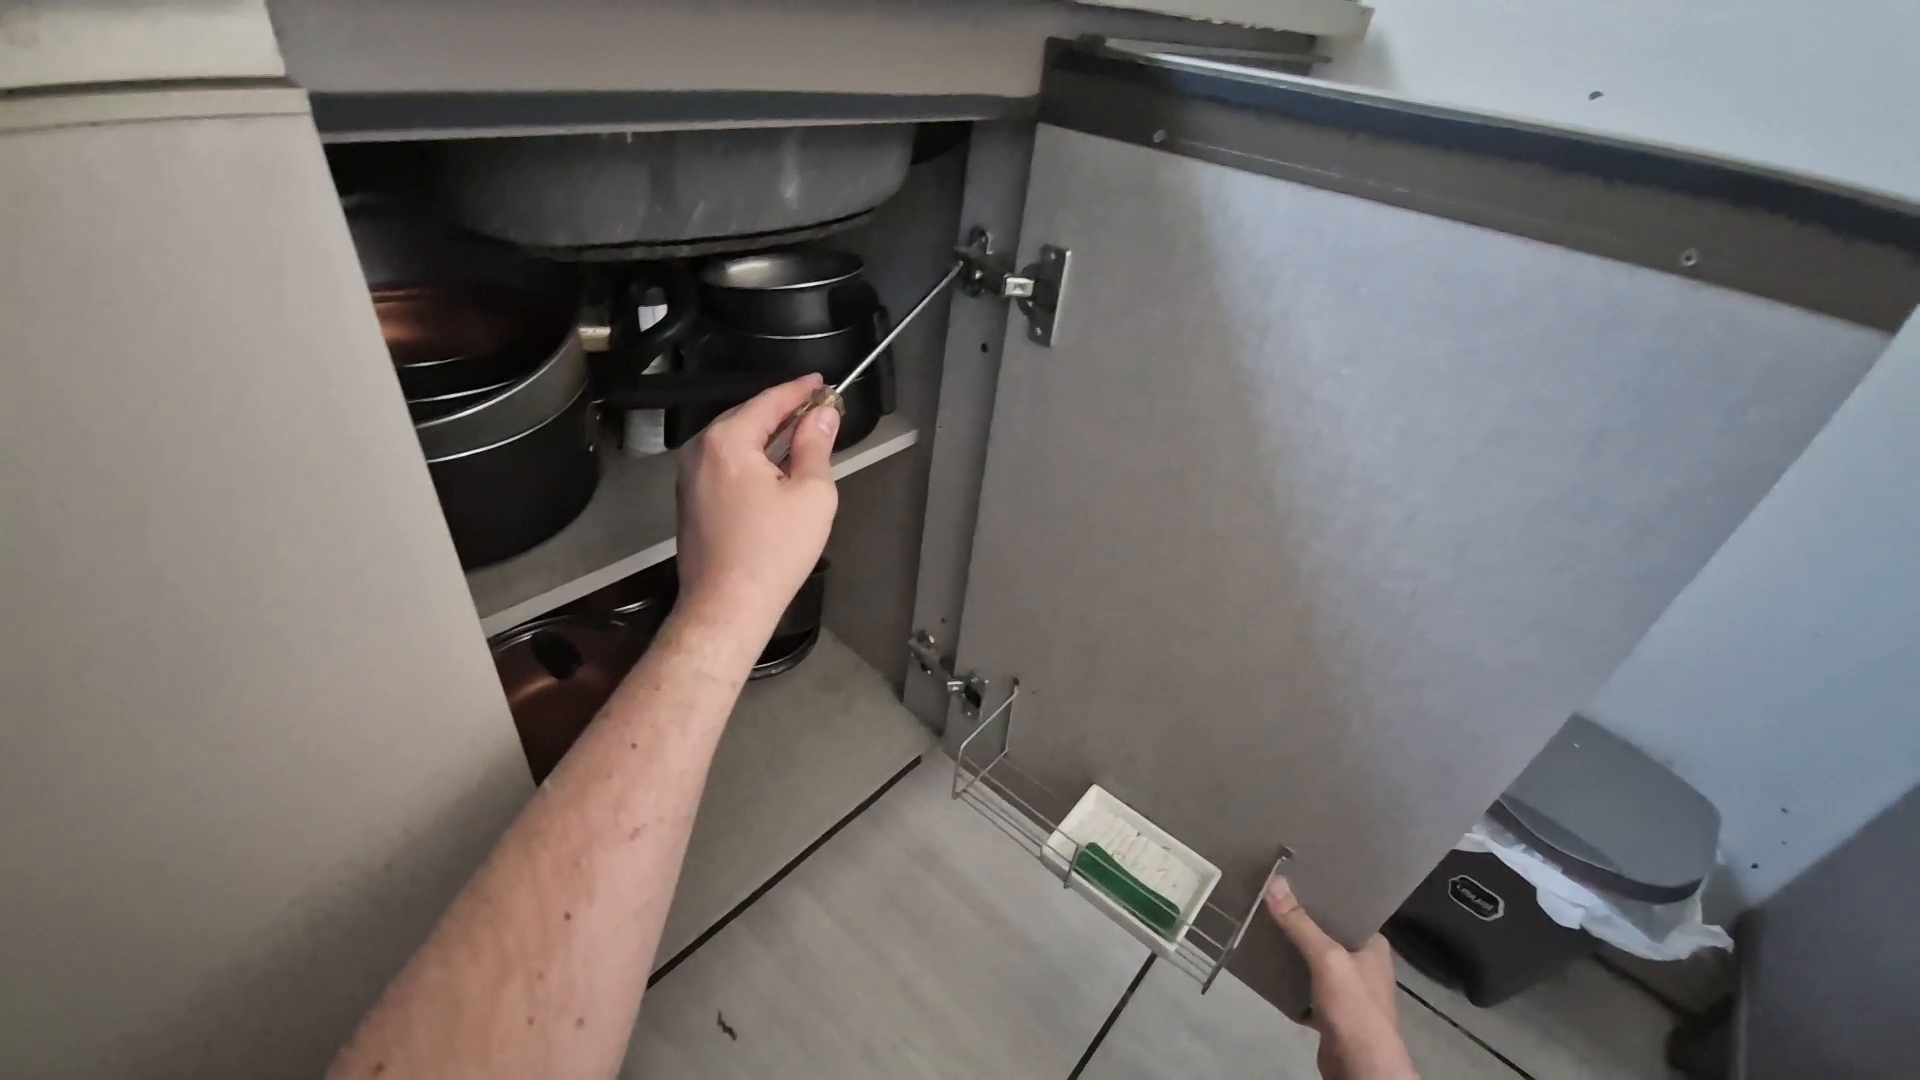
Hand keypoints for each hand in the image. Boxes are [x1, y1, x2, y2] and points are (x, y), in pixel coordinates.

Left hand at [674, 374, 840, 639]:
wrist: (727, 606)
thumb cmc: (774, 551)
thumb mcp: (812, 494)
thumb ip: (816, 445)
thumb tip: (824, 415)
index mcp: (728, 440)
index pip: (769, 400)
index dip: (800, 390)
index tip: (823, 383)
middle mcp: (699, 450)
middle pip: (748, 417)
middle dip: (784, 412)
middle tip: (818, 410)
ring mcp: (688, 475)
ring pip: (734, 441)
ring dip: (767, 436)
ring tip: (802, 436)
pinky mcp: (689, 499)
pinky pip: (724, 463)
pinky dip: (751, 458)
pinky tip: (774, 468)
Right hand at [1265, 877, 1419, 1079]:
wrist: (1362, 1072)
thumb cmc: (1355, 1009)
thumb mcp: (1327, 959)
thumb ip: (1301, 924)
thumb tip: (1275, 881)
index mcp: (1372, 946)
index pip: (1345, 909)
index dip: (1320, 893)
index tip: (1290, 876)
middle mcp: (1363, 964)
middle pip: (1326, 932)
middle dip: (1299, 919)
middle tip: (1268, 896)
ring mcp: (1347, 990)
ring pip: (1313, 959)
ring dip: (1291, 948)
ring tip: (1261, 923)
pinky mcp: (1331, 1011)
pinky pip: (1305, 984)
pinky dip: (1288, 978)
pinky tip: (1266, 965)